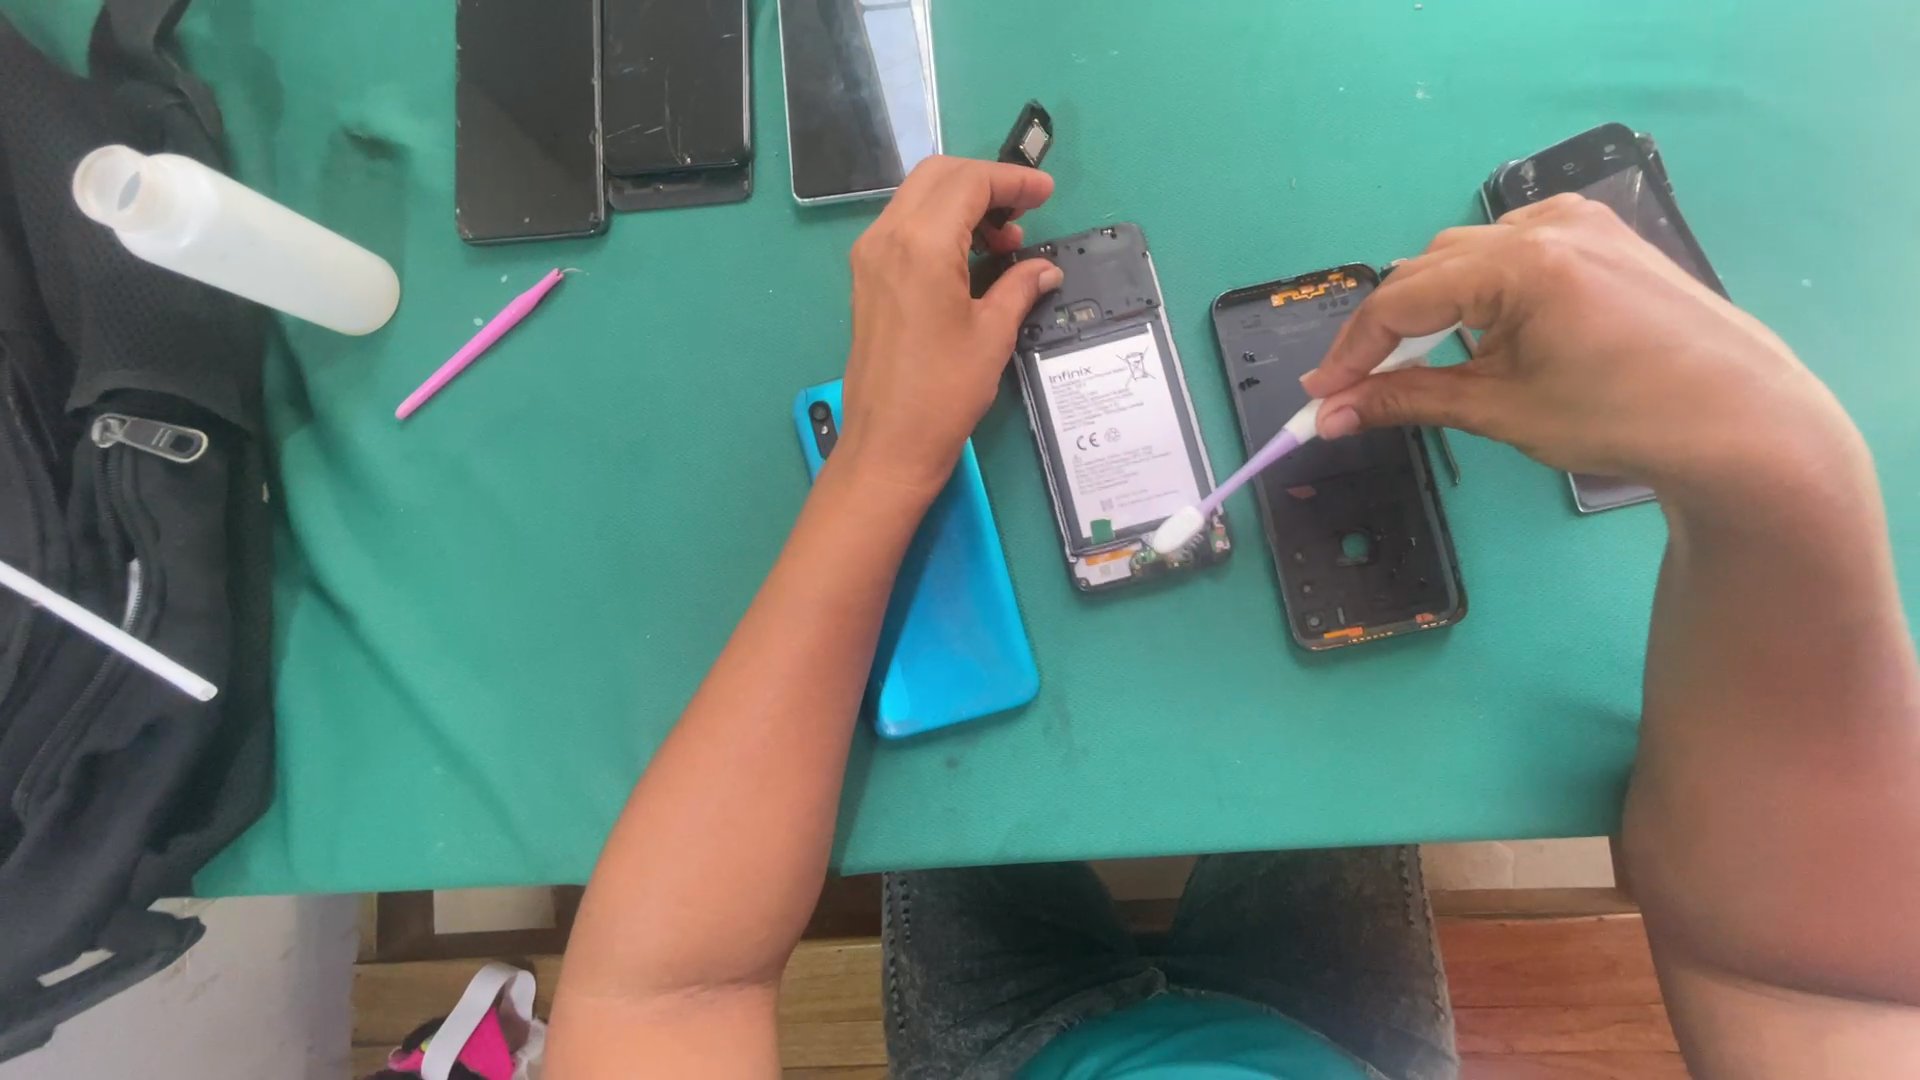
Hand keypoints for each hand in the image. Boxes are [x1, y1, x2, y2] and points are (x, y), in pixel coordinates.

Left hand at [835, 156, 1062, 498]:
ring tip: (1002, 245)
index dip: (1013, 181)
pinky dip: (938, 228)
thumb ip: (1020, 287)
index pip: (969, 182)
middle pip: (938, 177)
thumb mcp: (992, 336)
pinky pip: (903, 230)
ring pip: (918, 200)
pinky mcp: (866, 280)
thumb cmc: (943, 393)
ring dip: (962, 206)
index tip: (1045, 193)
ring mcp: (870, 258)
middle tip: (1023, 216)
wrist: (888, 444)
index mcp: (920, 244)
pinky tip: (968, 261)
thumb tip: (1045, 269)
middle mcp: (886, 238)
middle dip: (986, 185)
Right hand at [1301, 194, 1860, 495]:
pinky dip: (1466, 289)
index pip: (1401, 300)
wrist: (1739, 421)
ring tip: (1411, 363)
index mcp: (1522, 264)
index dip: (1350, 351)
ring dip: (1421, 308)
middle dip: (1380, 332)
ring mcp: (1574, 224)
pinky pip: (1498, 251)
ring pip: (1456, 258)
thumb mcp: (1495, 410)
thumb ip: (1402, 401)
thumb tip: (1327, 416)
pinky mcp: (1592, 236)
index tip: (1318, 395)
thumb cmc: (1616, 417)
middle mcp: (1543, 226)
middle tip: (1354, 387)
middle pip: (1422, 272)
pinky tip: (1471, 326)